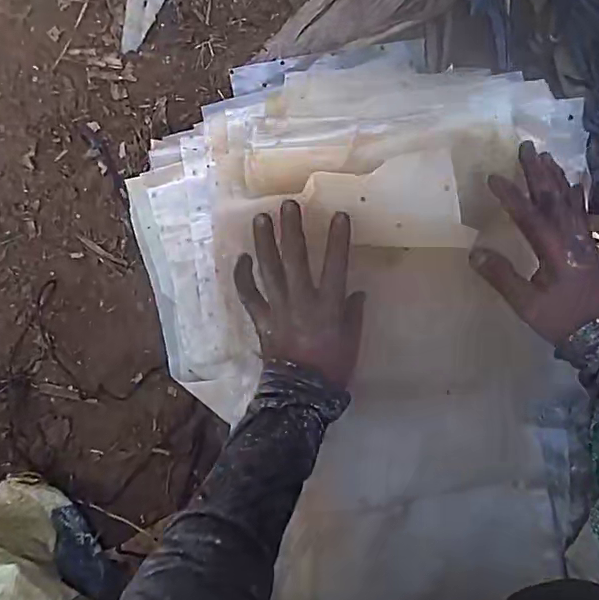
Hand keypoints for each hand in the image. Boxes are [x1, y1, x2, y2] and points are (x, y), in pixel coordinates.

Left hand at [233, 200, 366, 388]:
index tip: (339, 215)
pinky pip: (248, 294)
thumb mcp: (352, 339)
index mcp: (329, 305)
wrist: (300, 394)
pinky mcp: (261, 320)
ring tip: (261, 219)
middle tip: (287, 205)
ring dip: (264, 243)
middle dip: (292, 230)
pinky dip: (243, 276)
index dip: (338, 239)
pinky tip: (242, 259)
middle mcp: (302, 300)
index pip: (336, 264)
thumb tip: (356, 292)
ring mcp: (278, 308)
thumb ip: (353, 313)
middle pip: (295, 259)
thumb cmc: (333, 366)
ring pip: (269, 270)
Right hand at [471, 141, 598, 346]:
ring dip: (557, 178)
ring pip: (570, 202)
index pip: (529, 216)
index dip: (511, 195)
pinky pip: (584, 213)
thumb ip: (502, 277)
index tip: (493, 177)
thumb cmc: (562, 321)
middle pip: (553, 199)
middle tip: (526, 147)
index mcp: (554, 252)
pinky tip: (575, 183)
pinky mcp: (592, 246)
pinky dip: (578, 195)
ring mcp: (585, 240)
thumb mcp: (527, 305)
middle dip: (538, 173)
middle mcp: (572, 239)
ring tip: (546, 157)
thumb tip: (475, 252)